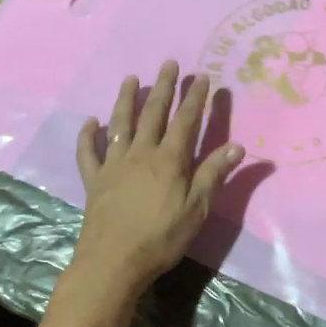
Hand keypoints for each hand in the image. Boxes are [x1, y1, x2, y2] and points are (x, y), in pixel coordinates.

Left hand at [71, 60, 244, 296]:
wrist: (112, 263)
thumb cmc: (161, 238)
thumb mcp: (197, 209)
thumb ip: (213, 174)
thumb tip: (237, 146)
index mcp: (169, 160)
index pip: (185, 121)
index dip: (195, 98)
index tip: (202, 76)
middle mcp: (141, 154)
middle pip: (153, 114)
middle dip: (163, 87)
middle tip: (168, 63)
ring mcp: (114, 165)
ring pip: (120, 124)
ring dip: (125, 99)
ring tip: (130, 78)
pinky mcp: (94, 181)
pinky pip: (88, 153)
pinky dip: (88, 136)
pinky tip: (90, 122)